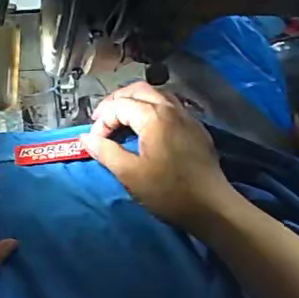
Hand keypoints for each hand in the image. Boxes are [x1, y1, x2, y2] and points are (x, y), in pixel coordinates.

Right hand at [83, 82, 243, 231]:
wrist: (211, 206)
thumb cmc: (168, 191)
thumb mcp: (130, 174)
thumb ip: (105, 151)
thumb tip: (86, 137)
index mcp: (154, 116)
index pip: (118, 106)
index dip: (101, 122)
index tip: (95, 142)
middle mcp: (172, 108)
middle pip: (138, 90)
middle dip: (115, 102)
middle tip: (101, 121)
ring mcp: (187, 117)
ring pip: (156, 96)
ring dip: (134, 103)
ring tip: (120, 122)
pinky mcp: (196, 129)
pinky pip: (169, 107)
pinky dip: (151, 110)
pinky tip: (146, 130)